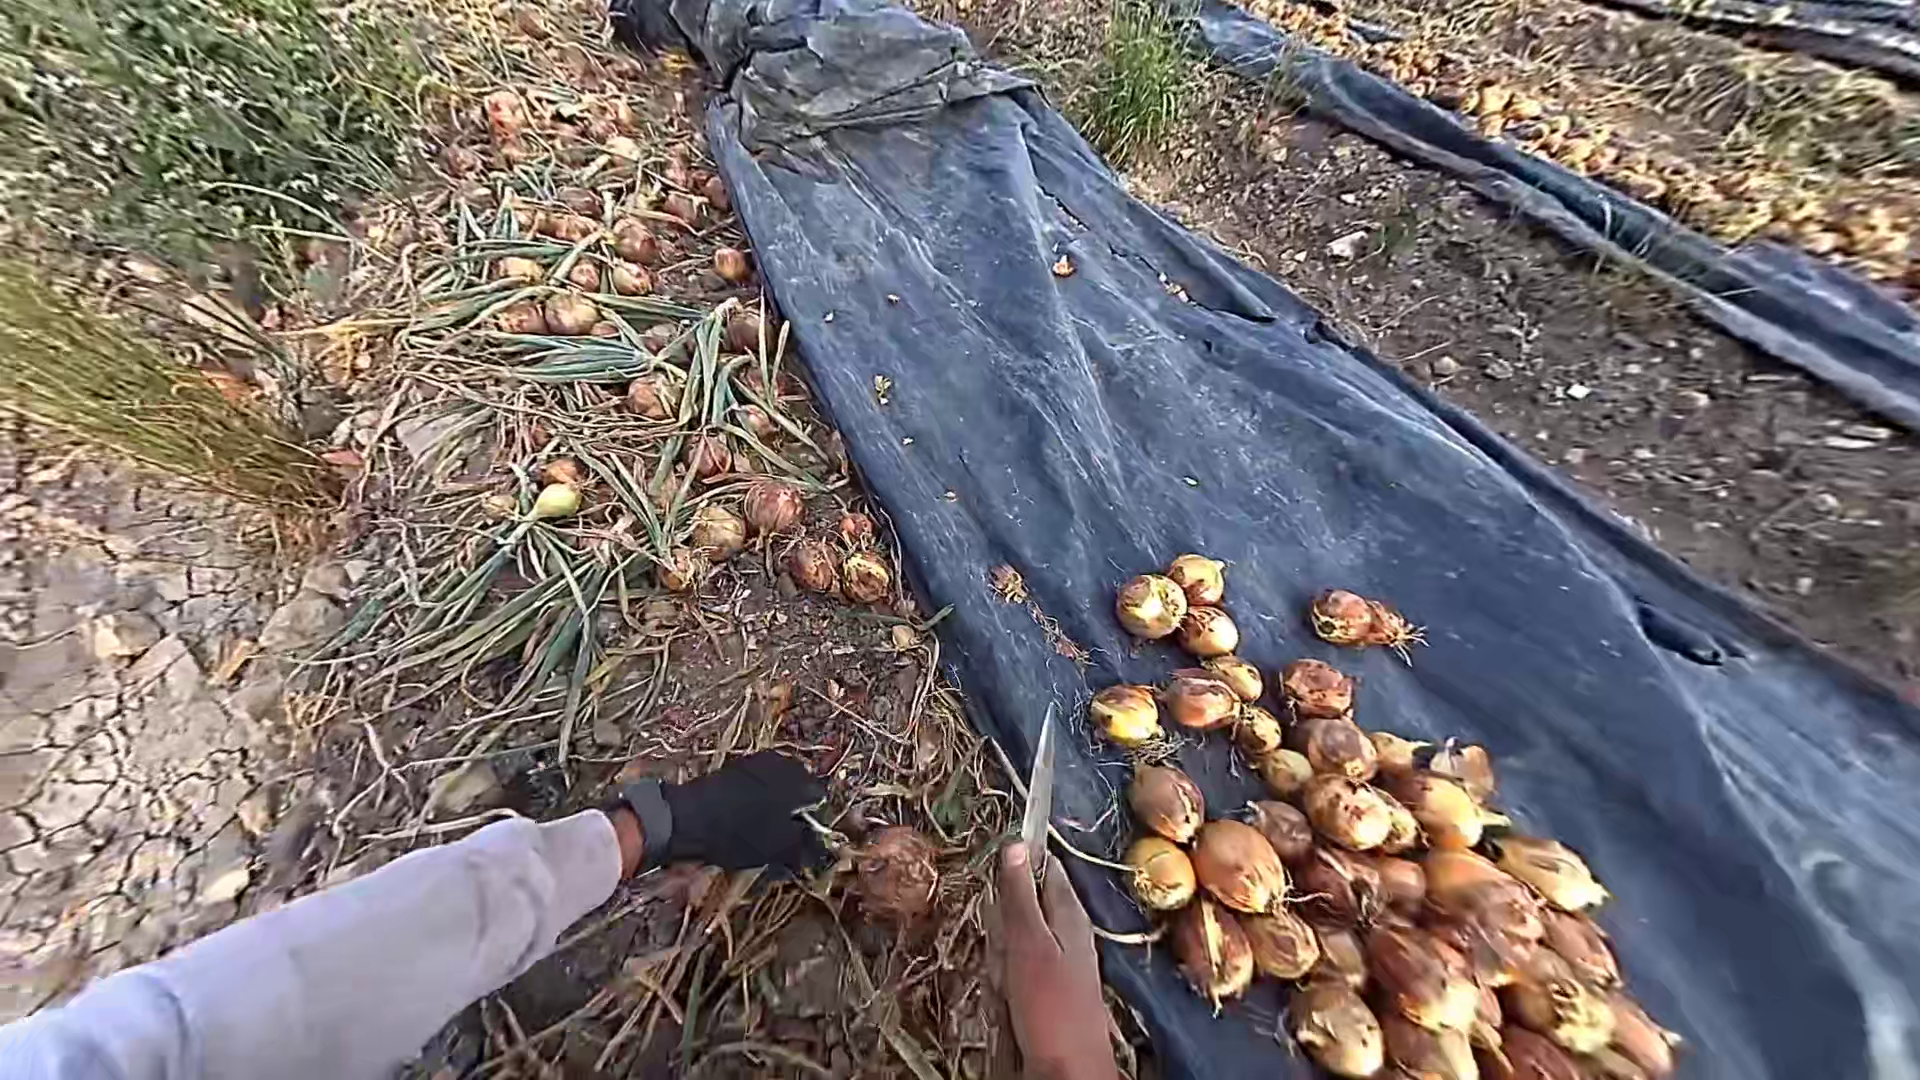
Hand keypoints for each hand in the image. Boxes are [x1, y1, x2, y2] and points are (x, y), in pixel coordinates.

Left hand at [653, 751, 828, 871]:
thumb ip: (804, 846)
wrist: (688, 817)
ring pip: (780, 782)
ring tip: (762, 825)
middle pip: (802, 786)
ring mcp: (761, 760)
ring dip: (777, 800)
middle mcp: (786, 764)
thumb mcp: (777, 848)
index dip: (814, 819)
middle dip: (796, 808)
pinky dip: (759, 795)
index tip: (803, 838)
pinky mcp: (740, 764)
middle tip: (783, 833)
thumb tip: (821, 849)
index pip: (820, 798)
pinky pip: (761, 780)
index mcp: (801, 782)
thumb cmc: (739, 834)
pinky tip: (745, 813)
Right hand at [992, 845, 1120, 1079]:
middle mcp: (1062, 931)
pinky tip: (1006, 1004)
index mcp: (1068, 911)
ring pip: (1009, 941)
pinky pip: (1009, 972)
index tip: (997, 882)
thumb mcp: (1029, 943)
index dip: (1018, 866)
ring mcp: (1052, 962)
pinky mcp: (1040, 990)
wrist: (1067, 1079)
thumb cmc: (1052, 1007)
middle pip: (1019, 905)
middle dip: (1002, 927)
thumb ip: (1020, 894)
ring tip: (1007, 985)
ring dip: (999, 961)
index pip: (1043, 865)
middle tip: (1005, 949)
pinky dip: (1002, 986)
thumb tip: (1015, 843)